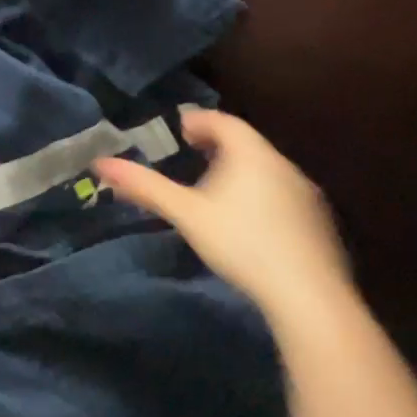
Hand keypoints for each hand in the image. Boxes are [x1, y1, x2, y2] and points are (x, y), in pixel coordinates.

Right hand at [92, 109, 350, 317]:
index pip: (225, 122)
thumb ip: (144, 186)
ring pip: (266, 169)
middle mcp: (284, 167)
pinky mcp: (318, 222)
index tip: (178, 130)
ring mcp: (307, 195)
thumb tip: (99, 163)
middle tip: (189, 154)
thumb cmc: (241, 242)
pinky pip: (281, 193)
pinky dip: (258, 193)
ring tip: (212, 188)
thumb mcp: (185, 213)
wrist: (309, 295)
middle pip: (247, 144)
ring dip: (239, 170)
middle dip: (217, 145)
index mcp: (252, 156)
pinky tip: (245, 220)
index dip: (200, 121)